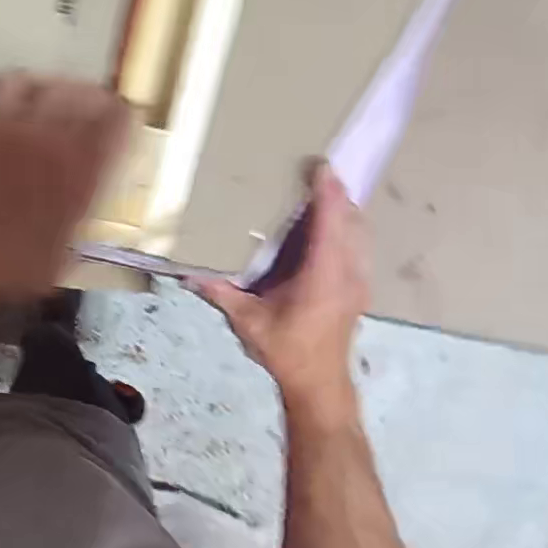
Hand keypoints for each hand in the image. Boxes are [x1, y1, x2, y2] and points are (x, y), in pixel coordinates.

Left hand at [0, 75, 128, 321]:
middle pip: (88, 94)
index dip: (123, 117)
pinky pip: (7, 85)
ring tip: (54, 100)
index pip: (120, 121)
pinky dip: (17, 85)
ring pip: (50, 83)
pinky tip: (15, 98)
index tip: (120, 123)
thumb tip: (83, 216)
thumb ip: (77, 226)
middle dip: (93, 99)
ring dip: (57, 88)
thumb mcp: (59, 259)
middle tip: (88, 109)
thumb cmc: (7, 269)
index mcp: (84, 176)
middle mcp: (57, 143)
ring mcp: (18, 129)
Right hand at [192, 162, 369, 404]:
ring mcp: (358, 280)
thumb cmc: (285, 349)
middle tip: (319, 173)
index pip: (330, 223)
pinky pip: (358, 246)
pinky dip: (347, 228)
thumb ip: (221, 294)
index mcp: (323, 276)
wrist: (319, 382)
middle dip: (338, 194)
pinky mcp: (358, 288)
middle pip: (352, 221)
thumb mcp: (248, 321)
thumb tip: (187, 276)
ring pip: (360, 233)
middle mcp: (348, 272)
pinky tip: (330, 229)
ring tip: (325, 193)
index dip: (327, 193)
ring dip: (345, 210)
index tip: (322, 166)